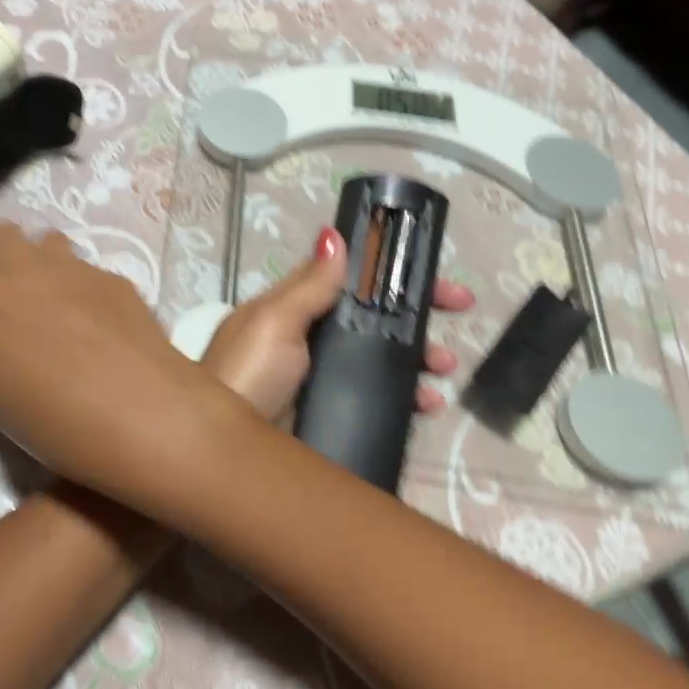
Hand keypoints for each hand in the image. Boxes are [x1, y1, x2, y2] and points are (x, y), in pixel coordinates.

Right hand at [0, 213, 239, 503]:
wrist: (142, 415)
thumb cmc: (54, 422)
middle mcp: (27, 275)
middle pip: (6, 236)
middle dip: (0, 246)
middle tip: (6, 273)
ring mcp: (76, 272)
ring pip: (50, 243)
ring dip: (43, 257)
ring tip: (52, 290)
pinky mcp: (115, 280)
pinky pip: (88, 269)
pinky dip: (81, 284)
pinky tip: (97, 320)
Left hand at [202, 226, 475, 418]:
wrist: (228, 455)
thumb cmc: (247, 375)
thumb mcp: (273, 323)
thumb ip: (307, 285)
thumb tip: (333, 233)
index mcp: (290, 311)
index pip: (348, 281)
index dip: (390, 273)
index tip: (435, 275)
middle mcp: (308, 342)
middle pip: (372, 319)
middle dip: (416, 315)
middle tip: (459, 311)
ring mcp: (321, 380)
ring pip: (381, 360)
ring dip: (419, 357)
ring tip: (444, 368)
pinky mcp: (331, 416)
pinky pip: (378, 400)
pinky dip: (407, 398)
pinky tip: (427, 404)